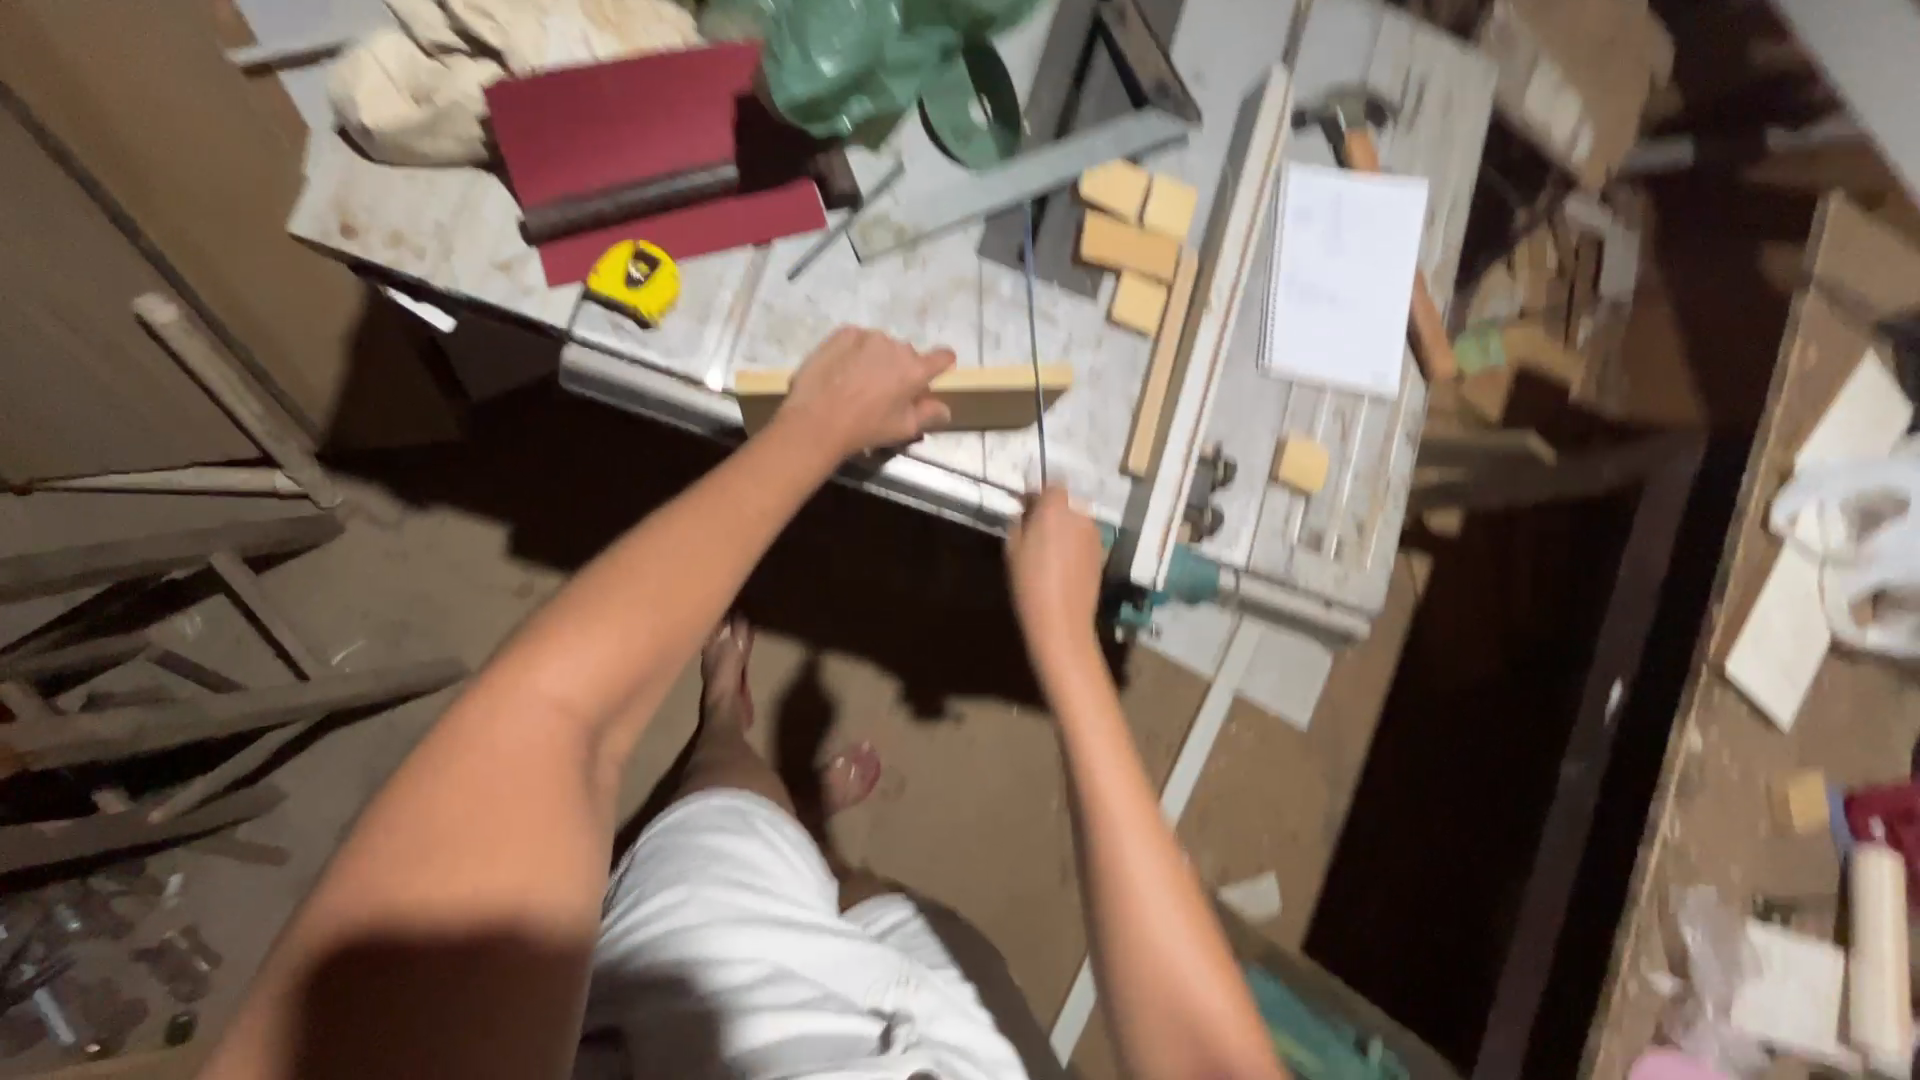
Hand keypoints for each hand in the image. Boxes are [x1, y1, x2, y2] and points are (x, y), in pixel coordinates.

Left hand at [779, 327, 955, 456]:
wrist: (816, 419)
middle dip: (901, 368)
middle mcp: (896, 346)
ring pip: (881, 345)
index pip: (943, 356)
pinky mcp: (843, 333)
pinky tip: (843, 370)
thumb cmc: (865, 428)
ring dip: (877, 358)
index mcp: (915, 369)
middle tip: (885, 390)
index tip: (933, 374)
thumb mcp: (903, 428)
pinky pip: (858, 339)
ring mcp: (868, 336)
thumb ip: (928, 415)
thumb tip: (945, 409)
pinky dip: (855, 351)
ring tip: (859, 381)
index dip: (942, 364)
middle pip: (907, 354)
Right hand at [1006, 487, 1105, 643]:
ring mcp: (1095, 534)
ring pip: (1077, 520)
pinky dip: (1075, 542)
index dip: (1039, 494)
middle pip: (1067, 502)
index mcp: (1055, 509)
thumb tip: (1025, 512)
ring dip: (1065, 526)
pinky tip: (1064, 563)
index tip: (1026, 507)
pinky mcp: (1102, 552)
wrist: (1062, 620)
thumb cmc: (1029, 583)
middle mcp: (1080, 515)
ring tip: (1050, 549)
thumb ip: (1019, 522)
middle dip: (1053, 510)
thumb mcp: (1012, 549)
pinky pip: (1085, 538)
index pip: (1051, 485)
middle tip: (1036, 529)